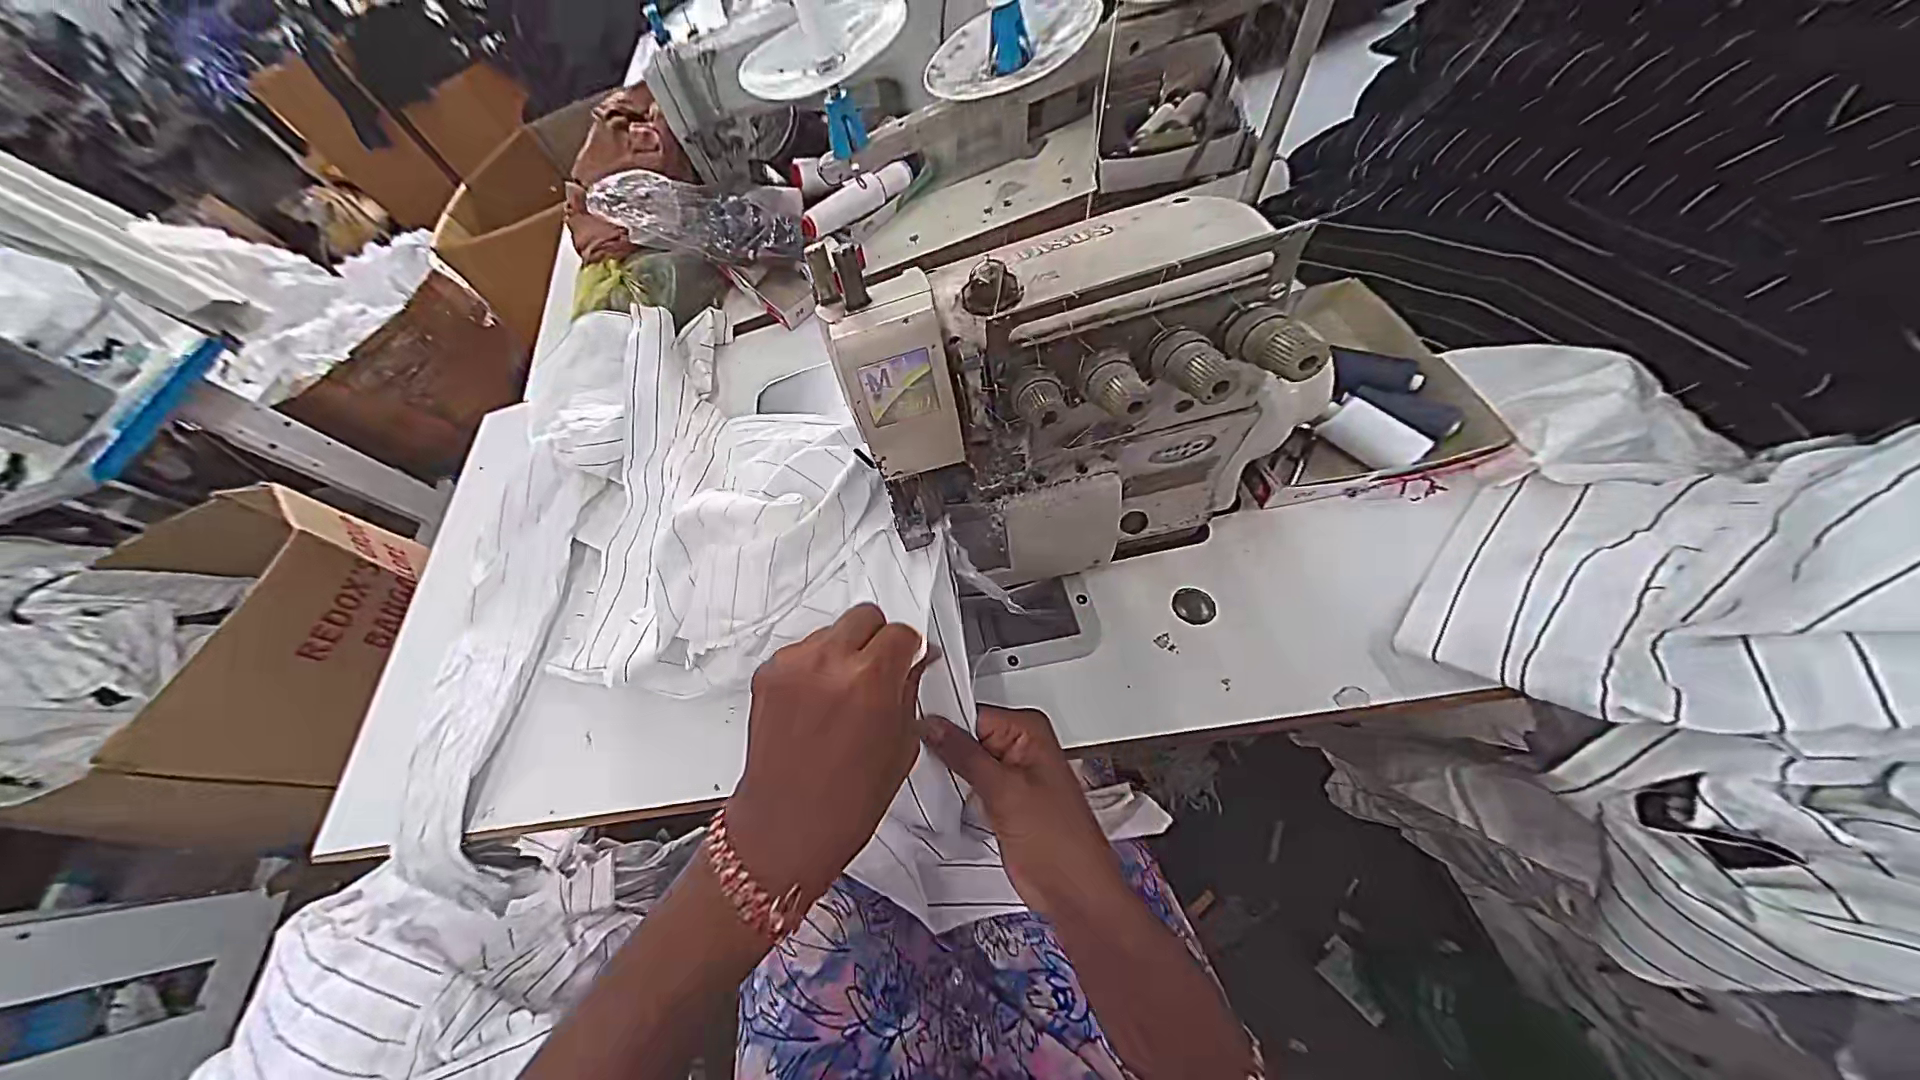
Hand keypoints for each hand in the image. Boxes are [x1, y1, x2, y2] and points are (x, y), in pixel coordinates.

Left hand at [724, 604, 930, 906]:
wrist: (785, 827)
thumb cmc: (841, 803)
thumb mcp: (900, 744)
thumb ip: (909, 690)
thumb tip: (914, 663)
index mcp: (870, 680)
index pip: (901, 631)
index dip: (910, 648)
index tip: (909, 657)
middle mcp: (828, 663)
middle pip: (865, 616)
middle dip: (878, 637)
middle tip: (881, 666)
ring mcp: (793, 666)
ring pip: (833, 629)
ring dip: (845, 649)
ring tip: (847, 691)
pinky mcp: (768, 674)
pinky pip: (803, 650)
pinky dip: (816, 664)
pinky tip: (822, 700)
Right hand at [918, 706, 1125, 917]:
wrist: (1073, 893)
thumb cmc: (1061, 842)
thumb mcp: (1005, 790)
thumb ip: (964, 755)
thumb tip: (934, 727)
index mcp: (1029, 730)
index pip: (973, 711)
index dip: (944, 723)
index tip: (916, 731)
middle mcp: (1020, 746)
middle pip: (967, 734)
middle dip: (945, 749)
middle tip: (919, 759)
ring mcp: (1010, 774)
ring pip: (964, 761)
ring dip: (948, 773)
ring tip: (933, 782)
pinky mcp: (1002, 799)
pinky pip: (968, 784)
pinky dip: (955, 792)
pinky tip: (944, 798)